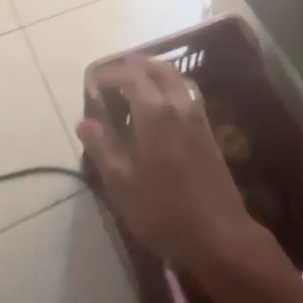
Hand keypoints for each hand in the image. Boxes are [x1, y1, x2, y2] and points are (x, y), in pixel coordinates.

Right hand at [77, 55, 260, 271]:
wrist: (218, 233)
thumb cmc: (162, 211)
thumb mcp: (122, 184)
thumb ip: (103, 147)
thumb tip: (85, 120)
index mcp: (155, 112)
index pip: (130, 75)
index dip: (109, 75)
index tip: (91, 86)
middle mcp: (178, 104)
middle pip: (156, 68)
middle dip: (131, 69)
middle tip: (109, 85)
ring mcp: (197, 115)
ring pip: (174, 78)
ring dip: (151, 75)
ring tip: (130, 93)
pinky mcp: (207, 129)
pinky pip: (185, 93)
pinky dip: (167, 89)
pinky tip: (156, 112)